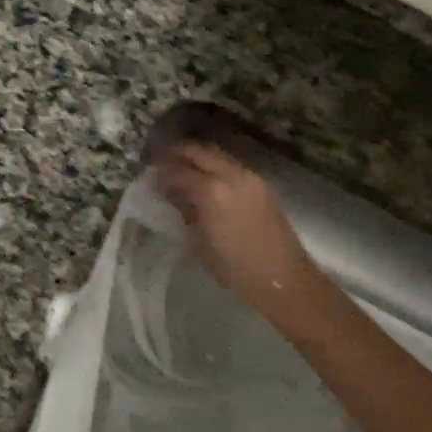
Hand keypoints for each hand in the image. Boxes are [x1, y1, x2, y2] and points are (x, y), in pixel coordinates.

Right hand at [156, 141, 320, 319]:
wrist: (284, 280)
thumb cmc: (235, 267)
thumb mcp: (198, 240)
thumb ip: (184, 210)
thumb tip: (172, 193)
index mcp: (212, 191)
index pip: (177, 170)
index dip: (160, 170)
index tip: (147, 172)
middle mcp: (232, 176)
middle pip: (199, 151)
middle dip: (177, 152)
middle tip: (160, 159)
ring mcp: (250, 178)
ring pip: (216, 154)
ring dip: (197, 157)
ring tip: (180, 167)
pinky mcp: (261, 185)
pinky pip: (231, 165)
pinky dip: (214, 165)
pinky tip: (205, 179)